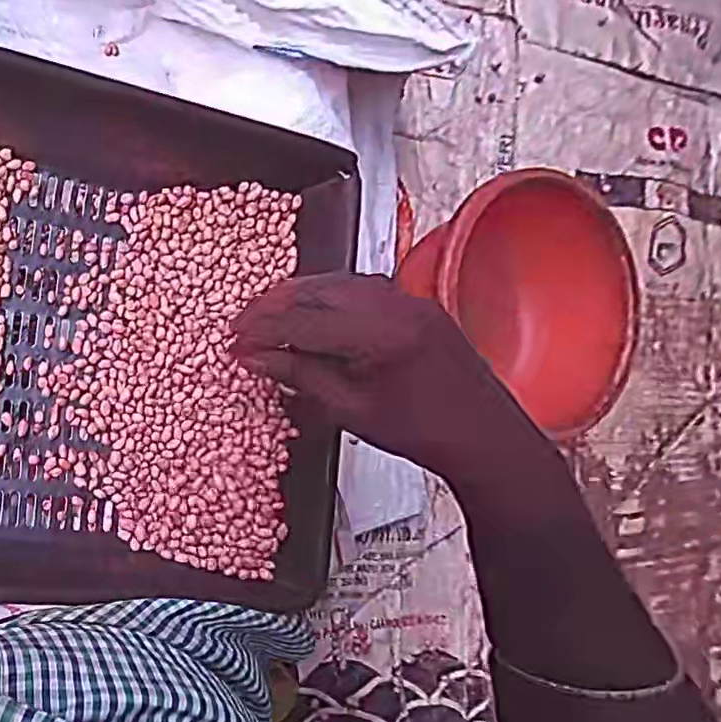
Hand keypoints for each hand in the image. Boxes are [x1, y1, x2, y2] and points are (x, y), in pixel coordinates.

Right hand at [229, 272, 550, 489]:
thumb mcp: (348, 410)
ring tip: (266, 318)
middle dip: (271, 307)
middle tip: (241, 326)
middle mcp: (398, 306)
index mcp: (382, 335)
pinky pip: (359, 288)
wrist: (486, 438)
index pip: (302, 322)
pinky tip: (308, 313)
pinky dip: (325, 296)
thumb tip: (254, 358)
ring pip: (336, 283)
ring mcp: (410, 300)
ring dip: (295, 297)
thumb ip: (299, 376)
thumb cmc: (422, 432)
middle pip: (316, 291)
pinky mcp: (415, 305)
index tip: (234, 342)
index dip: (261, 331)